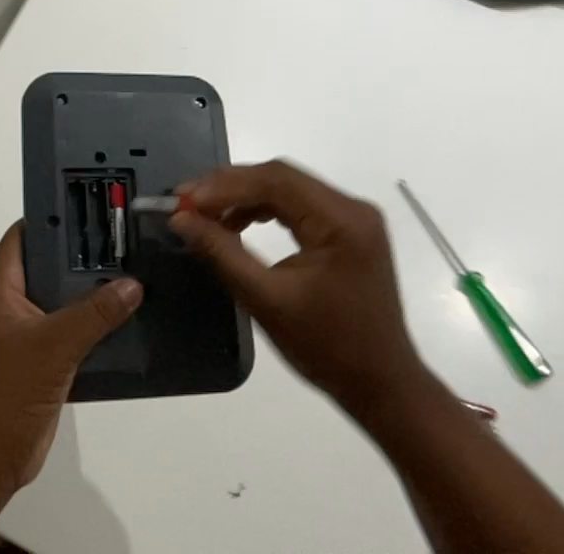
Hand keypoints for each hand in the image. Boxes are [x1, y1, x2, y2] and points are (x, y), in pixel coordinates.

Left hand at [0, 222, 142, 495]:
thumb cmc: (7, 391)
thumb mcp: (52, 345)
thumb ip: (94, 313)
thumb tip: (133, 284)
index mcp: (2, 290)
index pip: (22, 237)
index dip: (49, 217)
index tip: (88, 203)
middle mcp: (14, 306)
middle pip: (49, 267)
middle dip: (83, 254)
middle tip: (125, 237)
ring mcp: (29, 336)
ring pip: (65, 302)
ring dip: (94, 293)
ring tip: (137, 272)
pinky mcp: (45, 363)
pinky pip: (75, 334)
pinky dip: (98, 327)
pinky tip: (130, 321)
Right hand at [168, 161, 425, 408]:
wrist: (382, 385)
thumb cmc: (327, 347)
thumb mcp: (265, 300)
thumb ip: (222, 253)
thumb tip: (181, 219)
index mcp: (341, 221)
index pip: (275, 180)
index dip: (224, 184)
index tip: (184, 199)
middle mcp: (353, 208)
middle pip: (282, 178)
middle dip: (231, 186)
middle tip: (188, 202)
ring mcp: (354, 218)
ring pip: (289, 188)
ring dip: (246, 196)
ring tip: (208, 215)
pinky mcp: (350, 231)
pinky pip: (301, 205)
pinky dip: (266, 209)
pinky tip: (240, 224)